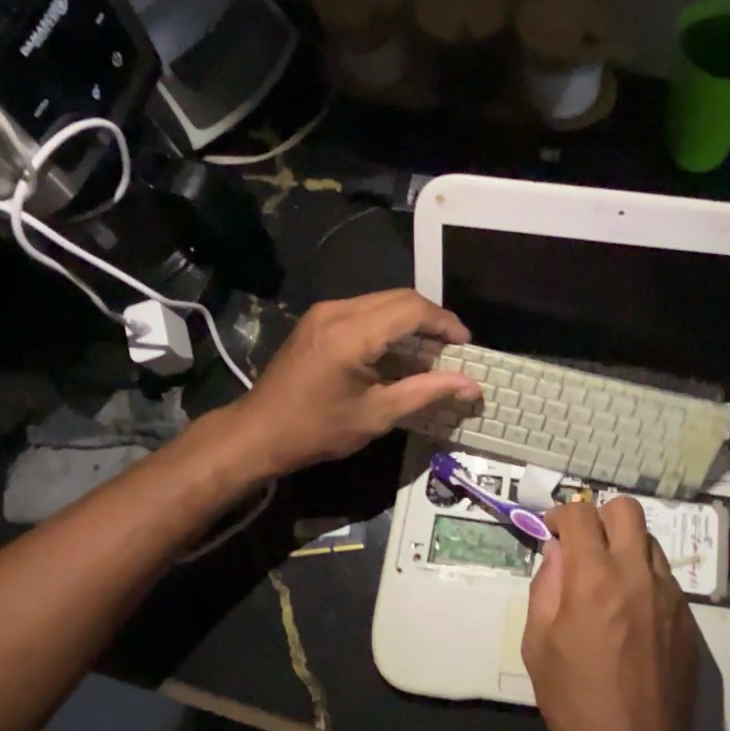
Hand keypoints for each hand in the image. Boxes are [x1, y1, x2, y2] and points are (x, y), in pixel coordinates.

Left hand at [214, 289, 478, 478]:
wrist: (258, 433)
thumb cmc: (317, 430)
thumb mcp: (377, 415)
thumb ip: (426, 392)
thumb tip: (472, 385)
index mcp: (352, 334)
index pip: (412, 310)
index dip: (445, 323)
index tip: (465, 345)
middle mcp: (338, 311)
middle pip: (400, 297)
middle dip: (432, 318)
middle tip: (453, 347)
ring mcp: (325, 311)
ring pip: (384, 299)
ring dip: (412, 318)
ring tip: (431, 348)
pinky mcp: (319, 317)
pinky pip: (366, 307)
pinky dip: (390, 321)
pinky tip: (399, 347)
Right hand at [523, 498, 705, 730]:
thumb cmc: (576, 700)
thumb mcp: (538, 644)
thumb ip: (546, 586)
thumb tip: (557, 552)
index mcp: (594, 577)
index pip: (581, 513)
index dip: (561, 514)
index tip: (553, 529)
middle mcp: (636, 573)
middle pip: (626, 509)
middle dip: (600, 517)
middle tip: (585, 545)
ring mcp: (668, 593)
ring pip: (649, 540)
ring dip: (625, 546)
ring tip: (609, 579)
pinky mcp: (687, 615)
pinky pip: (665, 576)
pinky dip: (644, 578)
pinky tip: (632, 612)